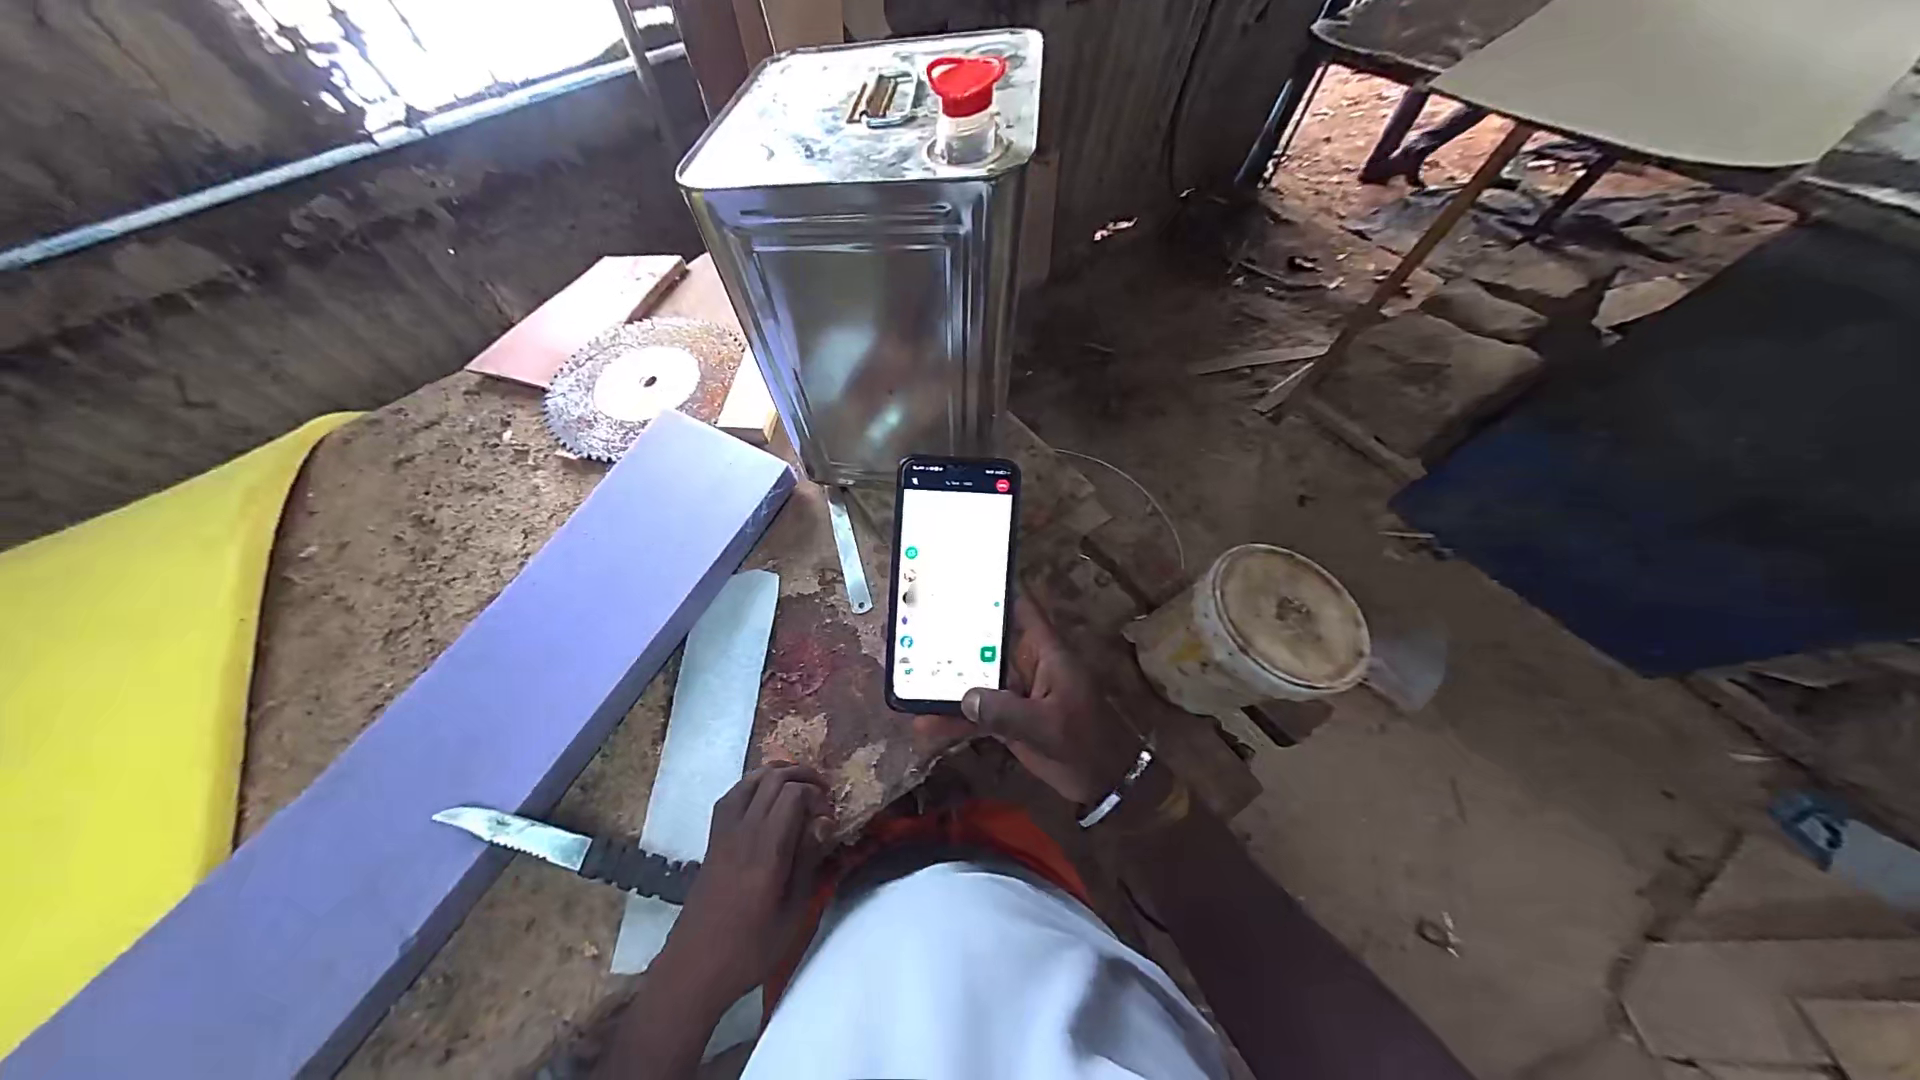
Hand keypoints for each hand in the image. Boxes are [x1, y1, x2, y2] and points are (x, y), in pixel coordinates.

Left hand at [654, 763, 830, 1008]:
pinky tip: (765, 799)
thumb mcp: (793, 913)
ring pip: (749, 781)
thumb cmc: (750, 949)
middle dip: (802, 775)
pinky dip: (753, 785)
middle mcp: (742, 833)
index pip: (792, 794)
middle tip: (822, 793)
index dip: (816, 794)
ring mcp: (723, 834)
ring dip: (776, 774)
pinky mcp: (712, 842)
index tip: (828, 815)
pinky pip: (732, 796)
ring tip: (798, 786)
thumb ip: (808, 861)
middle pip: (772, 779)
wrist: (693, 971)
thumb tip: (823, 822)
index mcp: (765, 851)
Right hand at [920, 596, 1141, 804]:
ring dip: (947, 681)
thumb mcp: (1048, 727)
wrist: (1102, 783)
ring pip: (976, 677)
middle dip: (956, 634)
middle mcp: (1026, 664)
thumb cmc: (1086, 743)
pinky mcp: (1008, 716)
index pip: (1021, 610)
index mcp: (1045, 653)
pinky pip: (976, 710)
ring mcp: (1015, 691)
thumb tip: (966, 698)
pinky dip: (953, 717)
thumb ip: (1007, 713)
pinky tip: (925, 723)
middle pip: (988, 641)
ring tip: (910, 679)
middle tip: (917, 625)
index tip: (963, 577)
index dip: (996, 591)